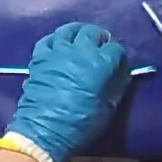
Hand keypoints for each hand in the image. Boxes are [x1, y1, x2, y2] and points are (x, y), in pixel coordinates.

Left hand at [5, 22, 131, 161]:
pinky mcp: (40, 57)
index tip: (117, 63)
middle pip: (92, 32)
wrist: (44, 131)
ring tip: (80, 41)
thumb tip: (121, 72)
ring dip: (77, 33)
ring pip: (69, 30)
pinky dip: (55, 40)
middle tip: (100, 48)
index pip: (115, 49)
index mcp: (100, 64)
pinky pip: (48, 40)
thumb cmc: (81, 124)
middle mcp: (79, 51)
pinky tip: (59, 46)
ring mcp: (57, 52)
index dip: (118, 56)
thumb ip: (117, 85)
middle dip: (99, 38)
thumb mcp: (108, 108)